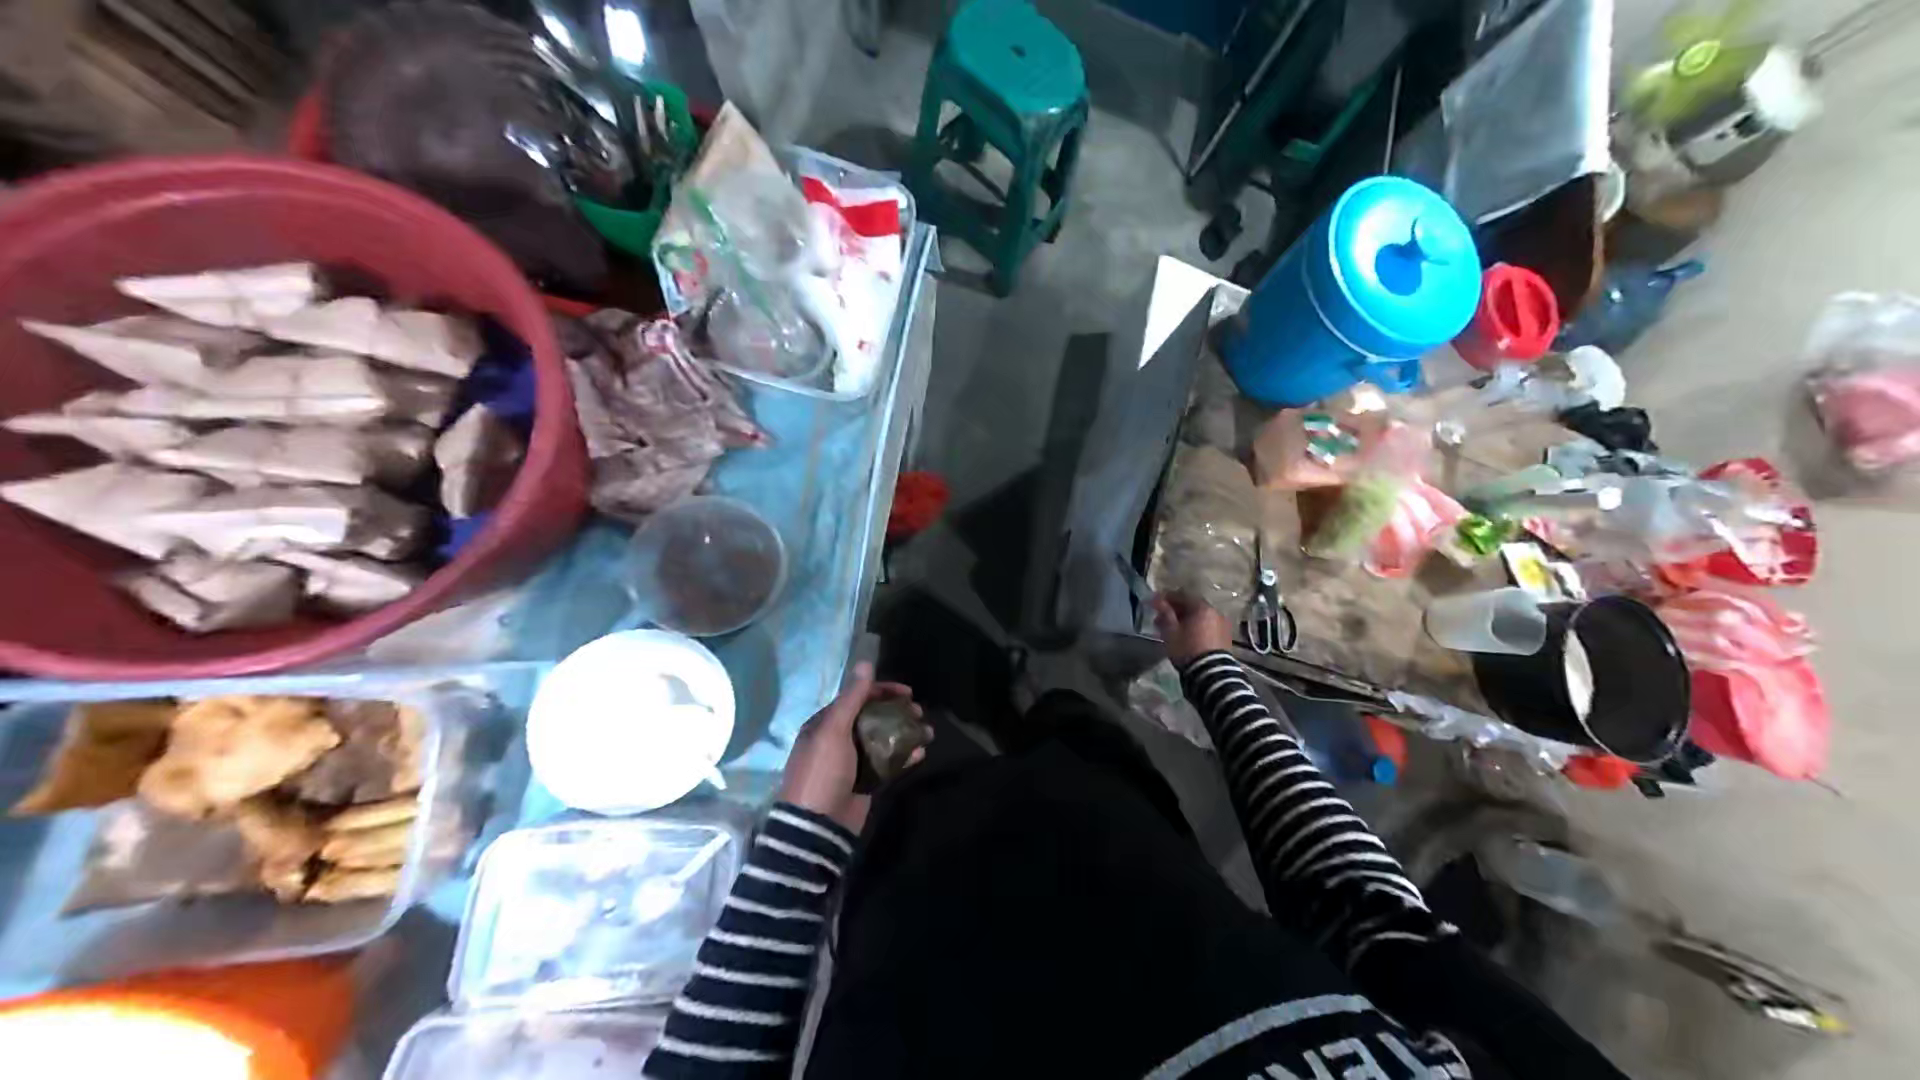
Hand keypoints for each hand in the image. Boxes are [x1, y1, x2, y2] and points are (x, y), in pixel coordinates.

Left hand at [778, 662, 924, 832]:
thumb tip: (865, 663)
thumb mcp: (834, 730)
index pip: (856, 697)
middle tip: (918, 711)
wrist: (818, 826)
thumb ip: (851, 698)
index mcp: (824, 723)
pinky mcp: (865, 782)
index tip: (907, 692)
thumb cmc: (823, 772)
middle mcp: (837, 739)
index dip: (881, 690)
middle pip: (872, 716)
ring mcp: (853, 761)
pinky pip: (887, 762)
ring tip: (927, 731)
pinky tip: (921, 752)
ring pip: (883, 738)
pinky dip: (904, 756)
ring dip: (904, 732)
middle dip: (896, 711)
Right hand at [1151, 590, 1232, 664]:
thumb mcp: (1171, 631)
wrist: (1210, 673)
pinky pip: (1207, 626)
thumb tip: (1157, 598)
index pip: (1181, 596)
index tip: (1154, 603)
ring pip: (1199, 617)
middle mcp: (1215, 612)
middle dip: (1175, 610)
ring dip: (1185, 620)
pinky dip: (1196, 627)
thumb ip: (1165, 613)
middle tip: (1161, 618)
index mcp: (1202, 608)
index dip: (1166, 598)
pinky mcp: (1225, 637)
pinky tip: (1186, 636)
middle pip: (1192, 606)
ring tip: (1172, 629)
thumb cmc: (1187, 648)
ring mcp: (1222, 624)